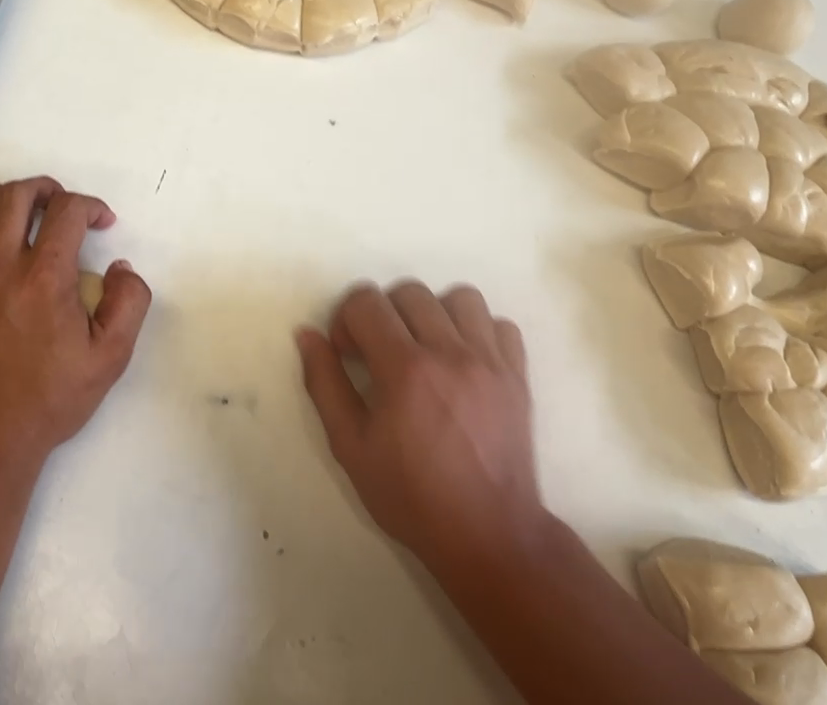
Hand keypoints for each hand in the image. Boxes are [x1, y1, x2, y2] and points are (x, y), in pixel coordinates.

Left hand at [0, 177, 151, 474]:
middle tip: (61, 204)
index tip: (102, 223)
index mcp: (45, 277)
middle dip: (45, 188)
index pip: (67, 211)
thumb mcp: (110, 358)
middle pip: (15, 196)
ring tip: (16, 207)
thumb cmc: (49, 401)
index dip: (91, 206)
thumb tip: (122, 267)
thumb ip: (129, 303)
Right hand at [297, 281, 544, 574]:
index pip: (366, 302)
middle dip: (384, 314)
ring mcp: (490, 361)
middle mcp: (450, 352)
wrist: (488, 533)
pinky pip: (500, 325)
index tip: (349, 355)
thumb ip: (325, 383)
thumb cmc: (410, 495)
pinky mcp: (518, 375)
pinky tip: (462, 362)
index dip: (346, 320)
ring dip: (434, 314)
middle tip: (380, 355)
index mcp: (405, 368)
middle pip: (409, 292)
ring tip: (425, 350)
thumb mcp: (350, 446)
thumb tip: (308, 334)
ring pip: (460, 298)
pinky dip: (478, 332)